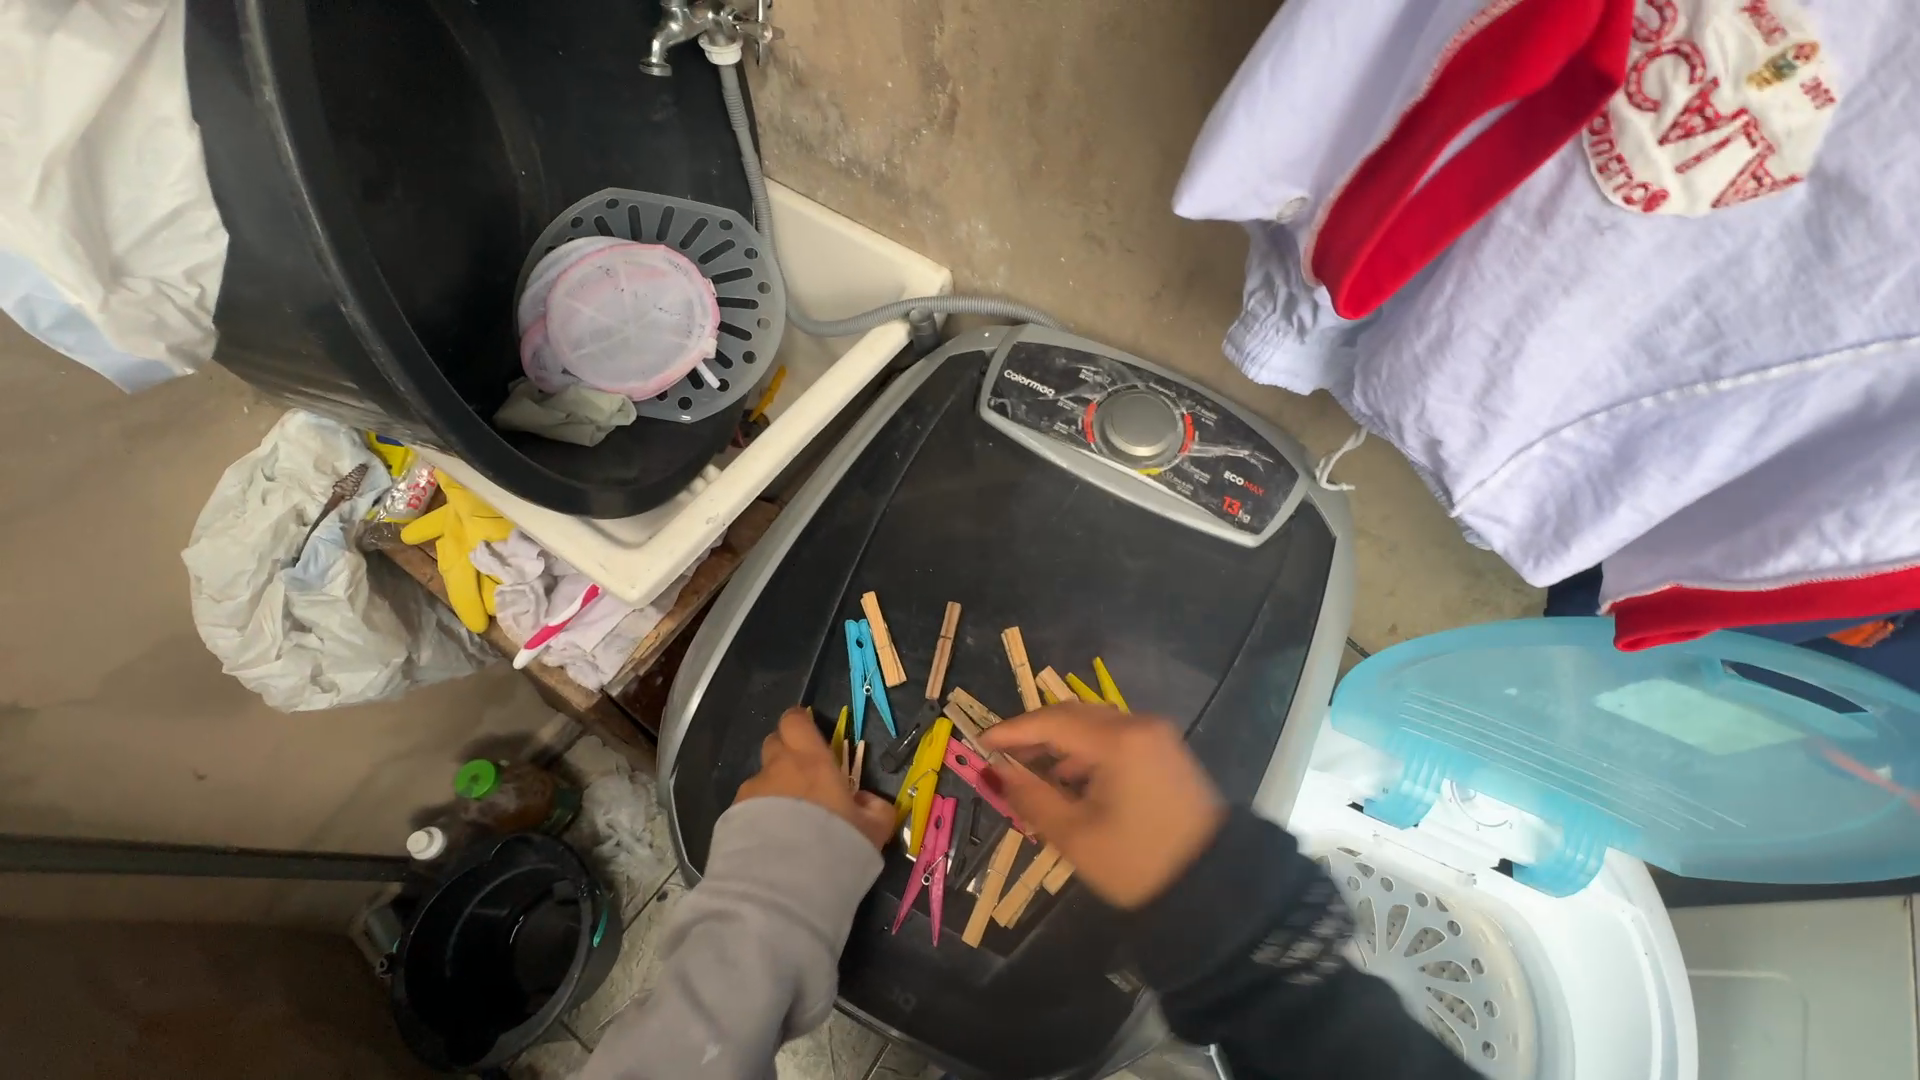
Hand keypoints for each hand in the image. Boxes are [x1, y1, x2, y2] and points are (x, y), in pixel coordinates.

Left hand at [735, 706, 894, 849]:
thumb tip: (867, 801)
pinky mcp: (731, 820)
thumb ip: (875, 809)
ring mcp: (750, 794)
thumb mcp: (873, 830)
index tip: (811, 736)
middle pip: (774, 742)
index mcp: (812, 761)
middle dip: (786, 754)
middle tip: (804, 781)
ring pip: (760, 781)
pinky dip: (756, 820)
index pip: (795, 720)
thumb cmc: (835, 846)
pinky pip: (746, 810)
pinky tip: (769, 846)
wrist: (784, 886)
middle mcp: (777, 769)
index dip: (801, 724)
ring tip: (785, 827)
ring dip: (772, 792)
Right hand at [981, 704, 1225, 909]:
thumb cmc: (1138, 863)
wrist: (1215, 887)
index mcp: (1118, 741)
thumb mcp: (1075, 836)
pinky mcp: (1166, 750)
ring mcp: (1157, 735)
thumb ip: (1031, 797)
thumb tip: (997, 771)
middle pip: (1073, 715)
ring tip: (1035, 776)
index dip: (1012, 731)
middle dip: (1035, 734)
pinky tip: (1072, 780)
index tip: (981, 742)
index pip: (1051, 721)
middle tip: (1004, 758)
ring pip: (1094, 725)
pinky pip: (1116, 738)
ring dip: (1061, 744)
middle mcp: (1139, 725)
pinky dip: (1087, 752)